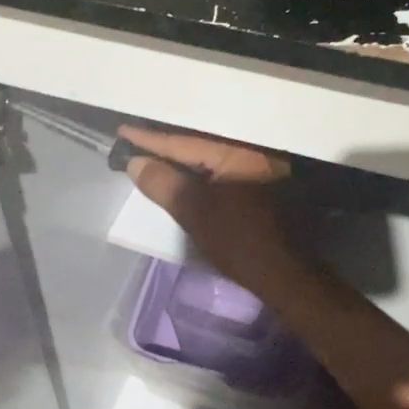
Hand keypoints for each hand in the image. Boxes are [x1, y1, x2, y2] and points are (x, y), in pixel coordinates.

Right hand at [117, 125, 305, 291]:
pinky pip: (222, 170)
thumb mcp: (195, 213)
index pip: (183, 142)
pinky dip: (200, 173)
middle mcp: (253, 152)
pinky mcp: (263, 187)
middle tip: (133, 140)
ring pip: (211, 158)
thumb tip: (136, 162)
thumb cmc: (240, 242)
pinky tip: (183, 176)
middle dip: (165, 144)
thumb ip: (164, 183)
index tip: (122, 132)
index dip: (150, 139)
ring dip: (182, 159)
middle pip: (198, 144)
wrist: (286, 276)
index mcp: (237, 152)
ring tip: (152, 154)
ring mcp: (262, 169)